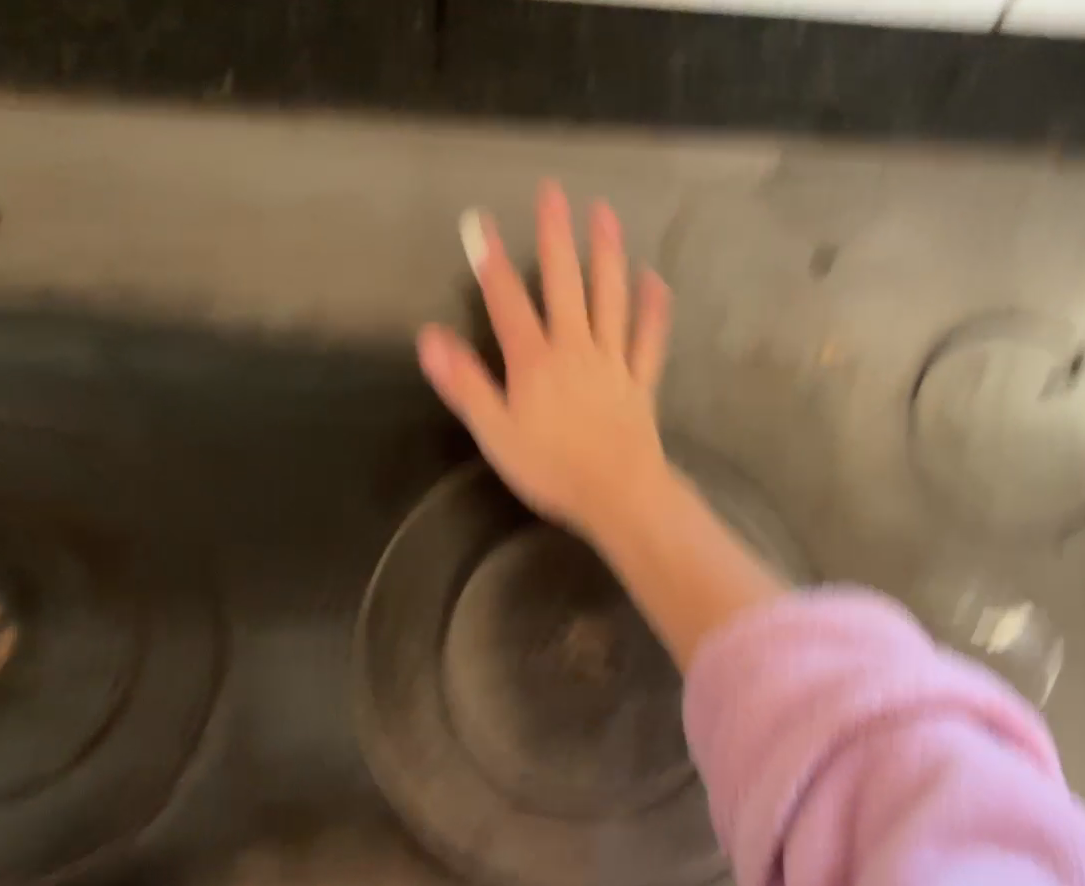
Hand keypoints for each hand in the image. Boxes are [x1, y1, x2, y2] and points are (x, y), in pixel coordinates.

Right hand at [417, 179, 673, 539]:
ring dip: (607, 253)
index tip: (479, 221)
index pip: (506, 300)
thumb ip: (464, 384)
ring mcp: (613, 361)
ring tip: (605, 213)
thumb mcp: (494, 432)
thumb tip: (429, 337)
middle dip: (556, 236)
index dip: (490, 260)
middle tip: (554, 191)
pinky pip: (649, 338)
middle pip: (565, 283)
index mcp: (534, 360)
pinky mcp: (641, 381)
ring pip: (610, 298)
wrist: (618, 495)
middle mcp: (574, 347)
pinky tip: (654, 279)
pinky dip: (653, 308)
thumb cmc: (550, 469)